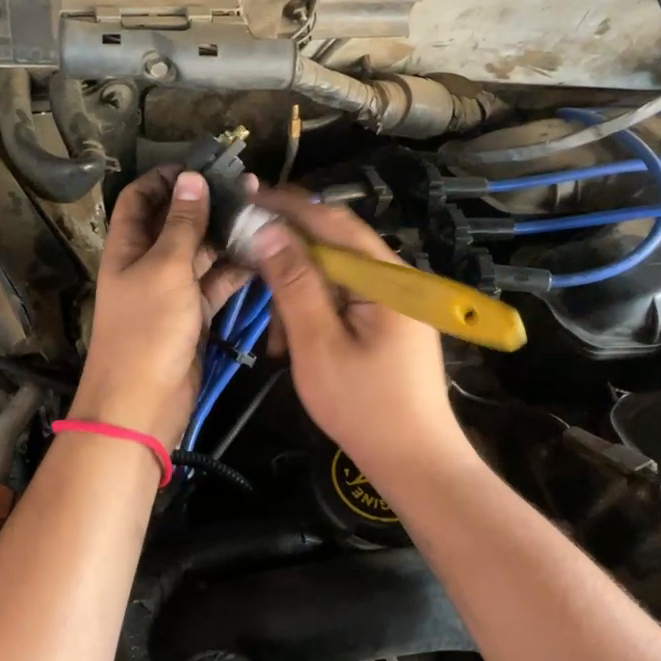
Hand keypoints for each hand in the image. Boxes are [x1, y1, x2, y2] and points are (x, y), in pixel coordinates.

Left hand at [69, 166, 247, 446]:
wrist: (142, 403)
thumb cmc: (147, 328)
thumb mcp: (165, 268)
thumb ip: (182, 223)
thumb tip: (191, 178)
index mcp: (127, 247)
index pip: (140, 198)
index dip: (165, 179)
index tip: (203, 166)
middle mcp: (147, 264)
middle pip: (175, 223)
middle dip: (207, 206)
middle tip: (248, 188)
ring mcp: (171, 292)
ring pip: (200, 254)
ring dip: (226, 237)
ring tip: (262, 217)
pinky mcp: (193, 316)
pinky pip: (214, 285)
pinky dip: (234, 272)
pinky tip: (261, 255)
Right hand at [249, 188, 462, 473]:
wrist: (415, 462)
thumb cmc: (364, 406)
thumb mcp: (318, 344)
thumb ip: (294, 284)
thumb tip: (268, 230)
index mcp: (386, 277)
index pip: (331, 220)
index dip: (287, 205)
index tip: (246, 198)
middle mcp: (395, 279)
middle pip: (333, 245)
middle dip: (286, 256)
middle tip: (245, 266)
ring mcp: (394, 302)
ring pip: (334, 276)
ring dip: (298, 294)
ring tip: (275, 339)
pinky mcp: (388, 323)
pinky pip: (344, 300)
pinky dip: (314, 313)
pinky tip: (294, 345)